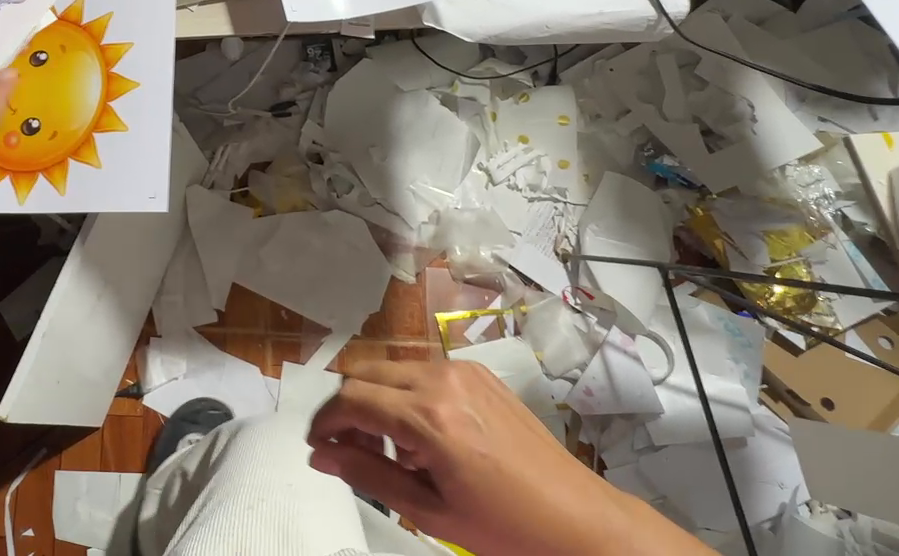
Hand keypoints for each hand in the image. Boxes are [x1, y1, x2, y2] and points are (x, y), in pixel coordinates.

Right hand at [308, 360, 697, 555]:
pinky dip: (405, 394)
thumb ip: (368, 475)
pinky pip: (422, 371)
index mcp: (428, 416)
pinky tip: (422, 437)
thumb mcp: (429, 512)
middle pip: (365, 374)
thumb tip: (320, 454)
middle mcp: (440, 378)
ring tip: (388, 451)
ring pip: (392, 369)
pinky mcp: (478, 372)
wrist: (580, 521)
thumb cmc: (504, 529)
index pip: (352, 399)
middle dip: (346, 408)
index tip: (318, 445)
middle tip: (347, 450)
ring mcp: (462, 370)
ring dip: (376, 399)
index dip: (326, 421)